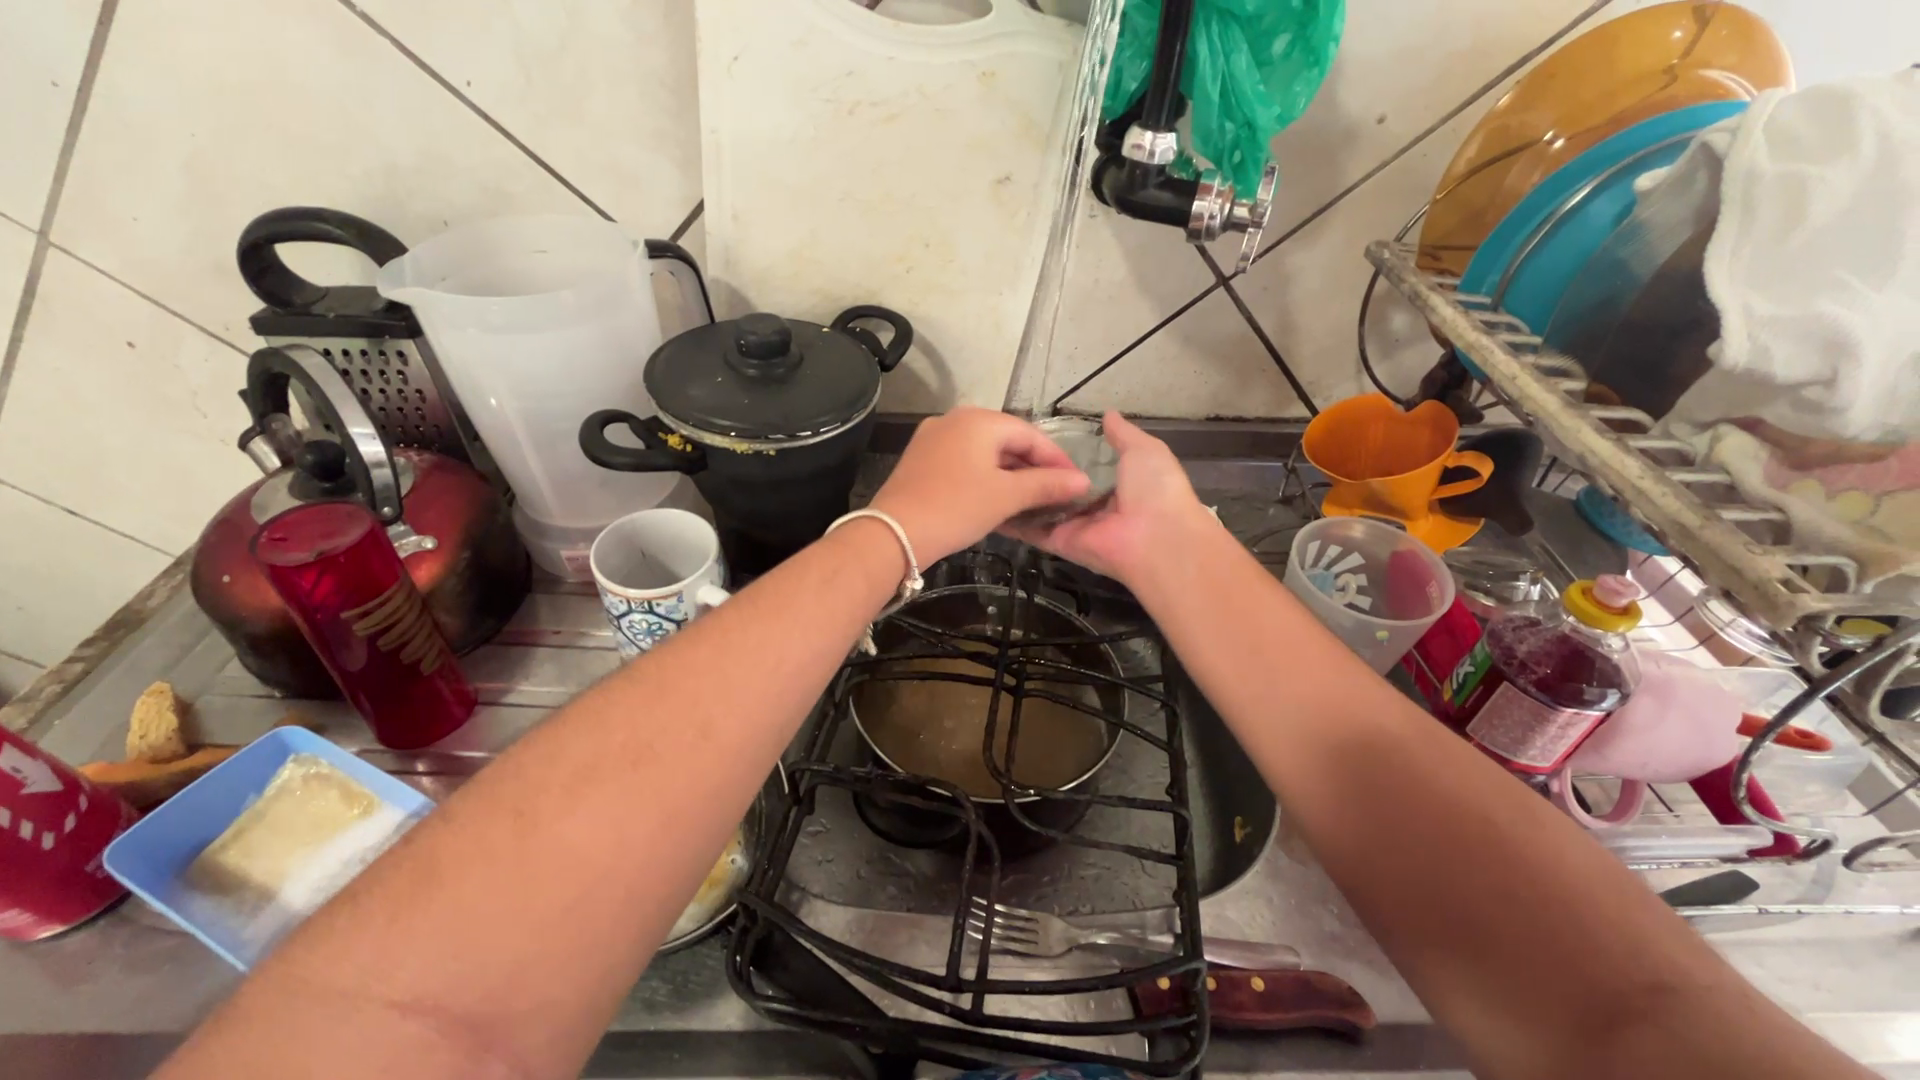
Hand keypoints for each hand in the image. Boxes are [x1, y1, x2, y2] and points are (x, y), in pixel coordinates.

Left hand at [868, 407, 1090, 563]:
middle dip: (1032, 466)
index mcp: (979, 420)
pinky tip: (995, 499)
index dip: (1057, 459)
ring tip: (1030, 500)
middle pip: (1006, 439)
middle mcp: (954, 419)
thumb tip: (1083, 481)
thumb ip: (1047, 485)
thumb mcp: (1006, 497)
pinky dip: (984, 477)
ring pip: (984, 452)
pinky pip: (963, 461)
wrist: (894, 533)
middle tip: (1055, 493)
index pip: (1030, 434)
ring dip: (1009, 474)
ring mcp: (933, 438)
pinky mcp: (920, 459)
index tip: (1076, 483)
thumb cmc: (956, 508)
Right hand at [1002, 412, 1213, 586]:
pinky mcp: (1058, 542)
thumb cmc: (1155, 489)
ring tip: (987, 469)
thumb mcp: (1144, 450)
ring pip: (1039, 506)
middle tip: (1001, 450)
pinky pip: (1031, 529)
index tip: (1032, 437)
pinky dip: (1010, 518)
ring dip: (1018, 491)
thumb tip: (1108, 414)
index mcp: (1114, 484)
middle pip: (1055, 486)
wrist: (1157, 538)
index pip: (1078, 466)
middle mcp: (1091, 505)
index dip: (1058, 452)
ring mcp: (1072, 525)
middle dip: (1033, 470)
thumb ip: (1122, 434)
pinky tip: (986, 499)